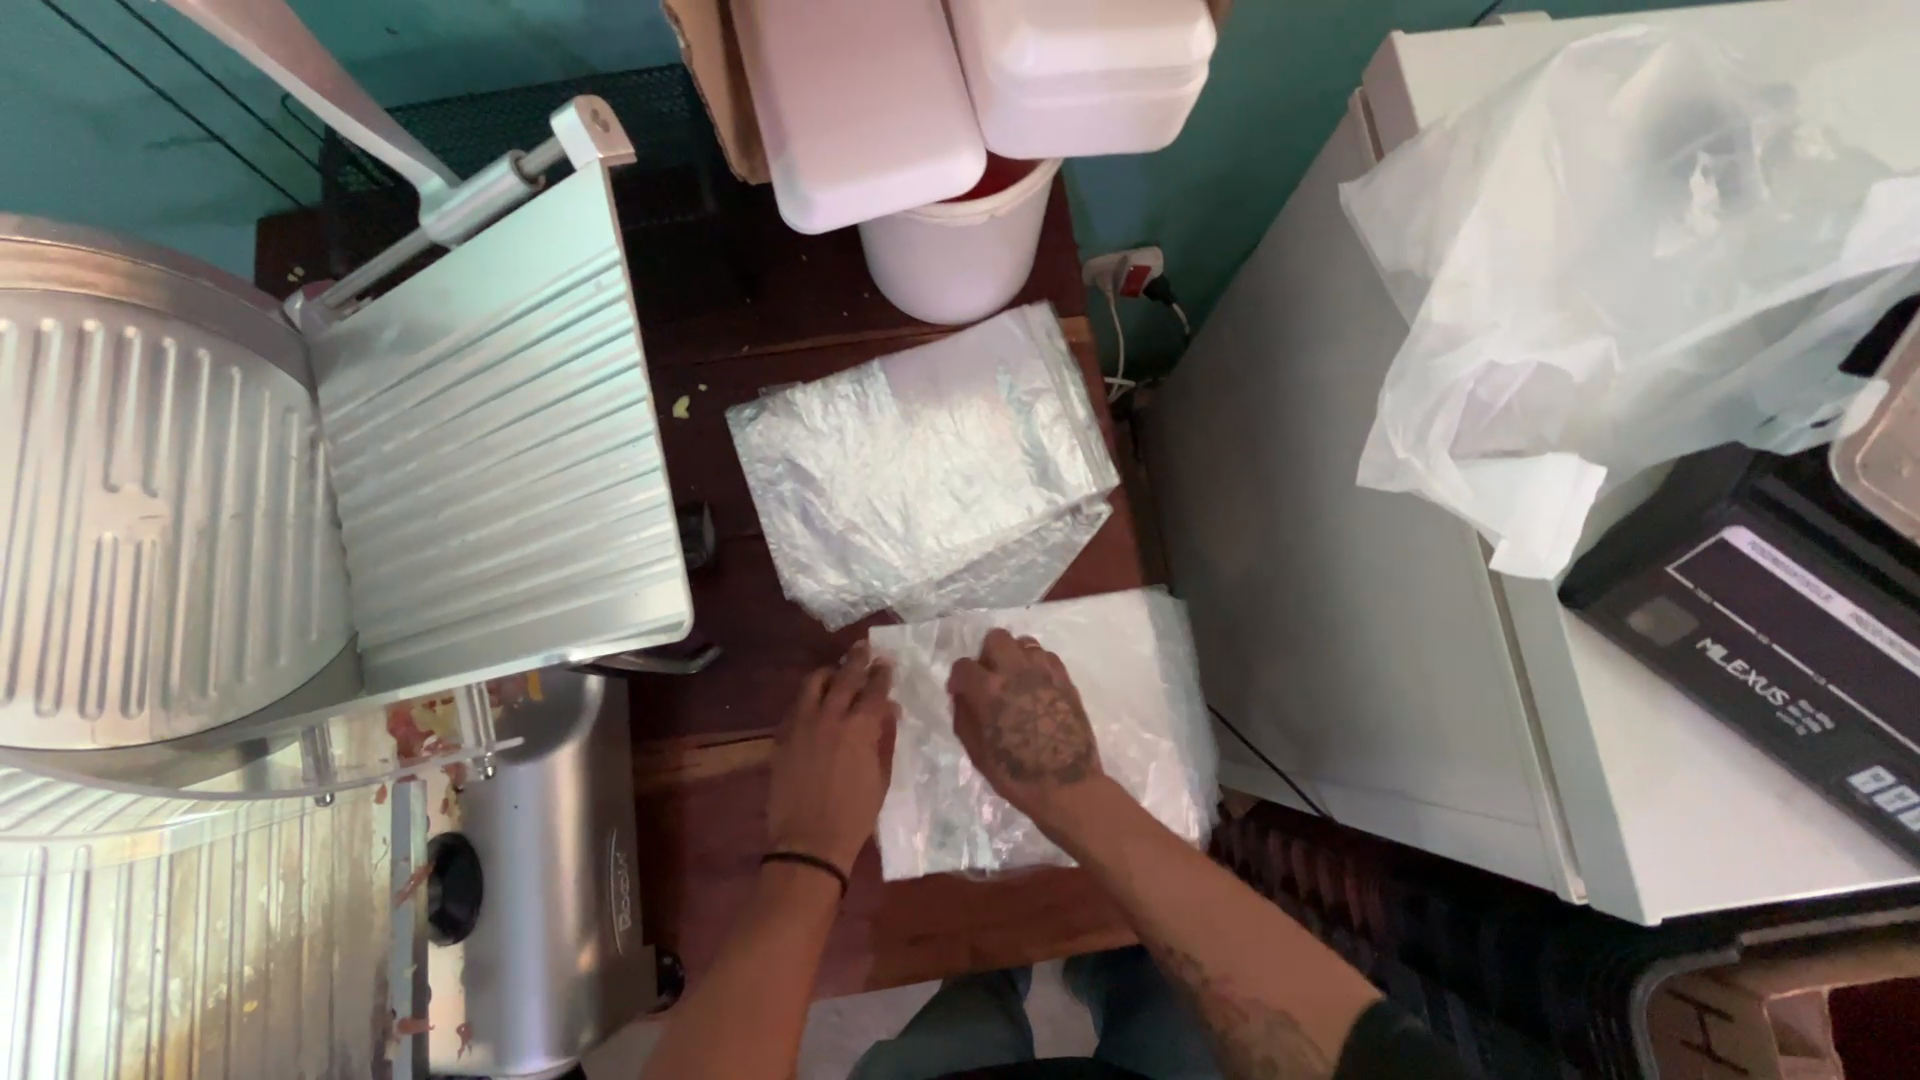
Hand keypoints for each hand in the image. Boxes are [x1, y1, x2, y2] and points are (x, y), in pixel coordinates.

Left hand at [766, 642, 899, 877]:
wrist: (809, 841)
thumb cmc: (855, 814)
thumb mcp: (882, 776)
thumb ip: (885, 738)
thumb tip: (889, 710)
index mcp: (860, 728)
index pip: (874, 688)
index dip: (882, 673)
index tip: (886, 662)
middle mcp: (830, 717)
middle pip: (845, 676)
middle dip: (857, 659)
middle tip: (863, 648)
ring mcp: (802, 724)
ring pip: (814, 682)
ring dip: (829, 672)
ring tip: (836, 671)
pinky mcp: (782, 736)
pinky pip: (796, 705)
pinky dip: (809, 696)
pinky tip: (816, 700)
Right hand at [948, 629, 1108, 838]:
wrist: (1067, 786)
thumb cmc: (1016, 775)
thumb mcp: (977, 753)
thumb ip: (964, 718)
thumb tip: (962, 697)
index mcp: (989, 691)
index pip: (963, 666)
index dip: (958, 679)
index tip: (960, 692)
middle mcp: (1016, 672)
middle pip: (996, 638)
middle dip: (986, 655)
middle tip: (989, 678)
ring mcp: (1044, 673)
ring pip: (1024, 642)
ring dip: (1014, 657)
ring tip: (1015, 680)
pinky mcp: (1065, 679)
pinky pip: (1047, 656)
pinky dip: (1037, 665)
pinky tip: (1036, 686)